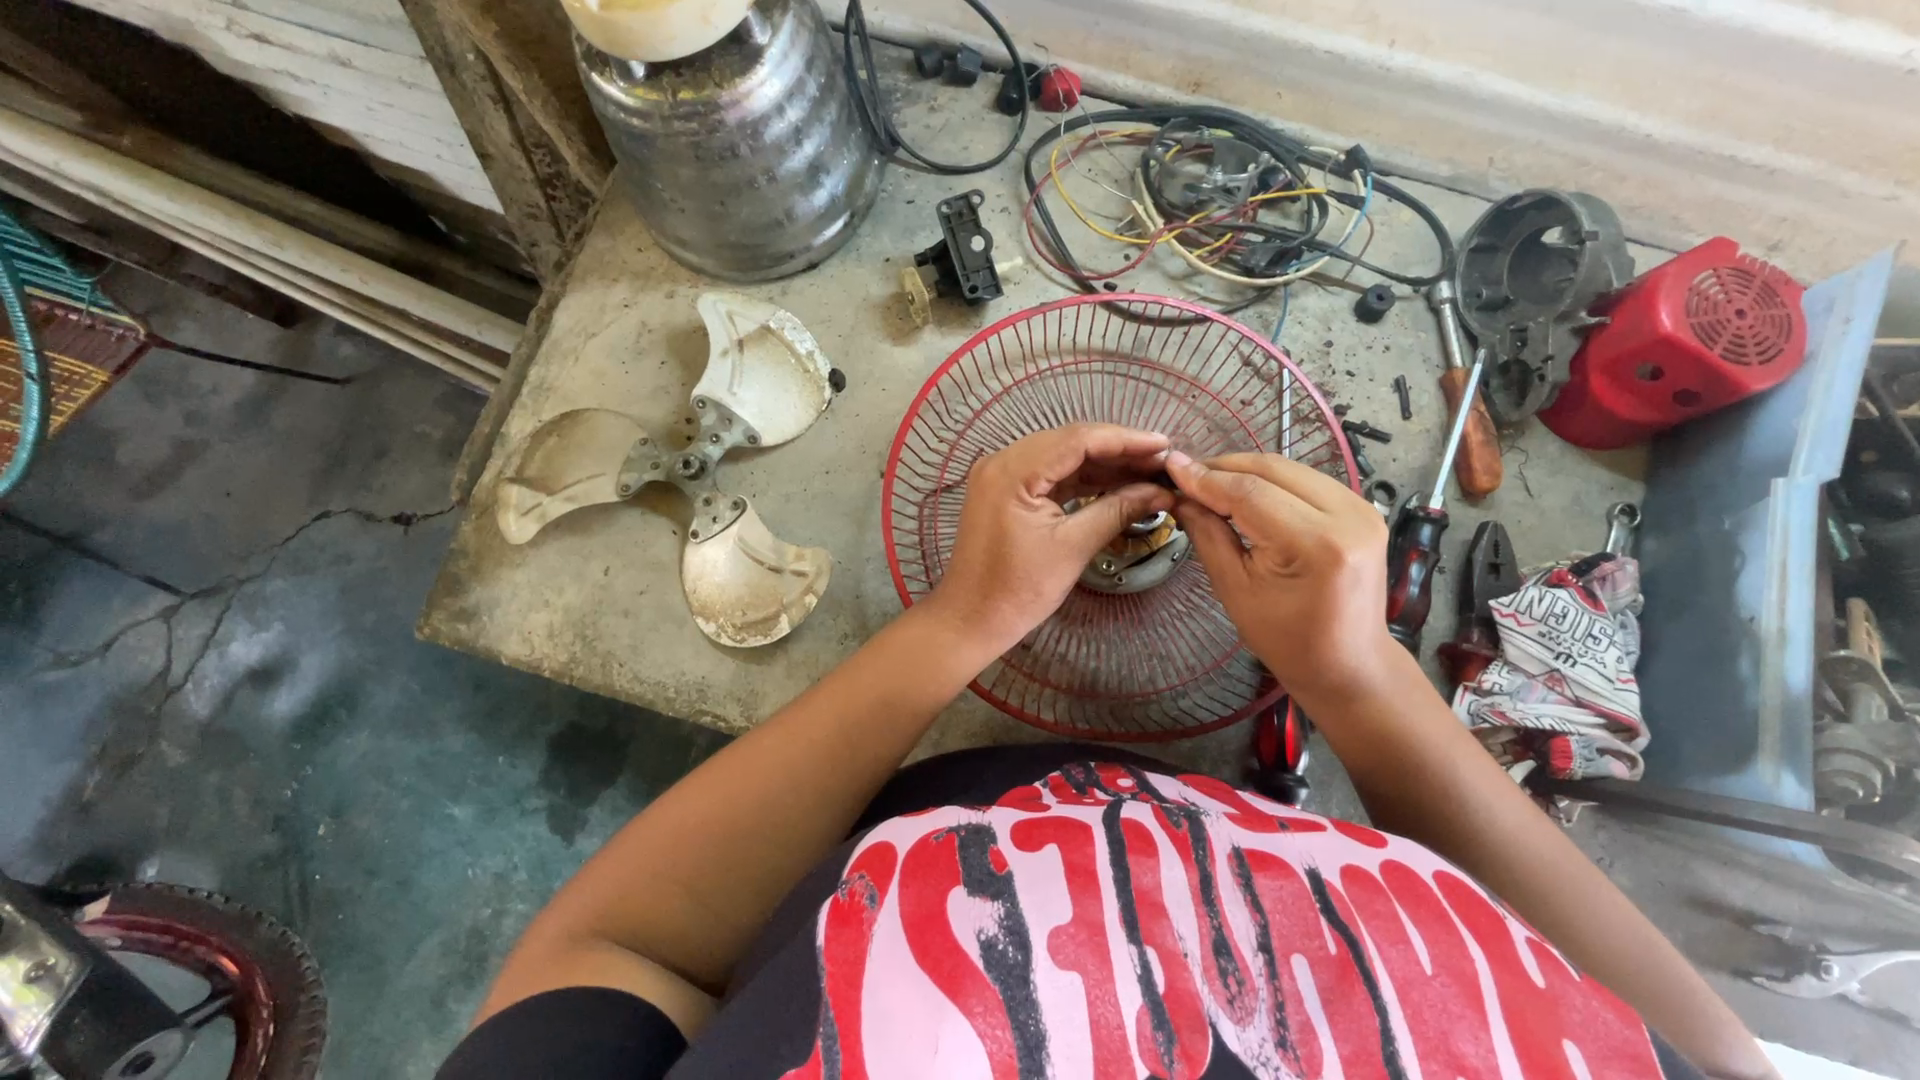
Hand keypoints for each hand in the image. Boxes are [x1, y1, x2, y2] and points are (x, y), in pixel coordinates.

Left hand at [925, 424, 1175, 652]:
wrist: (971, 619)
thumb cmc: (1017, 590)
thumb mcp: (1073, 547)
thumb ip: (1117, 510)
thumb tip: (1161, 492)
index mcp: (1012, 471)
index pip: (1077, 439)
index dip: (1125, 440)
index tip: (1165, 446)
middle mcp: (1002, 461)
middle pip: (1070, 442)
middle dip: (1118, 450)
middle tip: (1163, 461)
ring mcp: (1001, 475)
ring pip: (1062, 457)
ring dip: (1104, 465)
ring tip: (1149, 472)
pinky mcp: (1005, 491)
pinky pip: (1050, 475)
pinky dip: (1083, 479)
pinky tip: (1118, 484)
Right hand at [1167, 450, 1397, 702]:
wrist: (1348, 664)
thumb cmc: (1287, 640)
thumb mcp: (1235, 590)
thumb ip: (1208, 534)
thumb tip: (1180, 495)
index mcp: (1318, 544)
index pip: (1251, 492)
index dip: (1206, 478)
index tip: (1170, 467)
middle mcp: (1348, 515)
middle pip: (1273, 469)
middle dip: (1224, 467)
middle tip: (1184, 473)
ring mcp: (1361, 508)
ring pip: (1290, 469)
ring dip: (1245, 471)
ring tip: (1208, 484)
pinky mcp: (1362, 508)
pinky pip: (1306, 480)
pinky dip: (1270, 481)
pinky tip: (1243, 492)